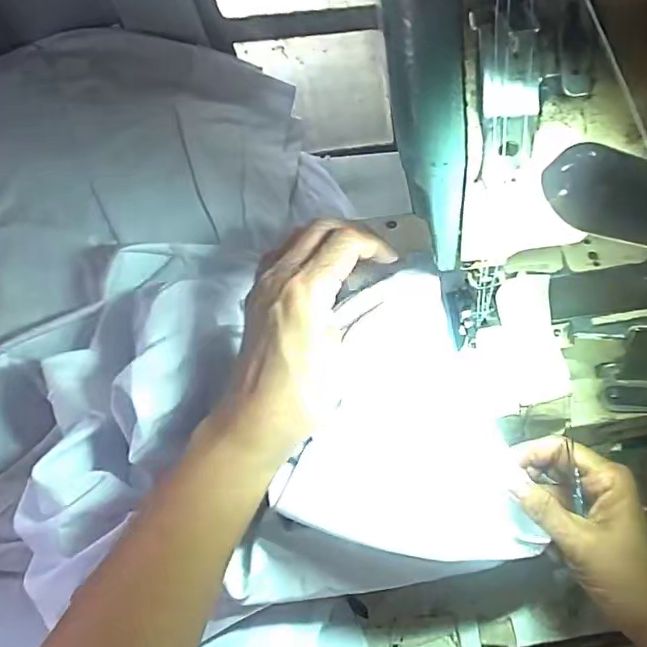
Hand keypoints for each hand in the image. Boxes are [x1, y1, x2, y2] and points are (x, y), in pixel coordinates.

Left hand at [207, 220, 397, 465]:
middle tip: (377, 257)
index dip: (375, 245)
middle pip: (321, 228)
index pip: (345, 241)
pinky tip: (321, 274)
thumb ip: (367, 316)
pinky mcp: (256, 294)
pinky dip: (306, 251)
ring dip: (330, 239)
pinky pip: (282, 254)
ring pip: (299, 236)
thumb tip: (391, 295)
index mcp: (305, 289)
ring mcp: (263, 283)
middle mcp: (280, 276)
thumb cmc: (304, 395)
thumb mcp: (346, 354)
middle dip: (355, 234)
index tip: (391, 263)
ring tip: (353, 263)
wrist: (255, 418)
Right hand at [511, 438, 646, 638]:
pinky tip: (527, 523)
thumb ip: (543, 509)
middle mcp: (602, 483)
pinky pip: (561, 507)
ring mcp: (596, 502)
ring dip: (535, 496)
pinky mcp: (590, 522)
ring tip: (507, 502)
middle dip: (530, 473)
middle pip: (558, 465)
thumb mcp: (578, 541)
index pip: (563, 449)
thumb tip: (510, 481)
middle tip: (499, 484)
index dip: (532, 452)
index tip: (502, 465)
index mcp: (607, 478)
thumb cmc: (620, 575)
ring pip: (556, 487)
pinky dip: (544, 514)